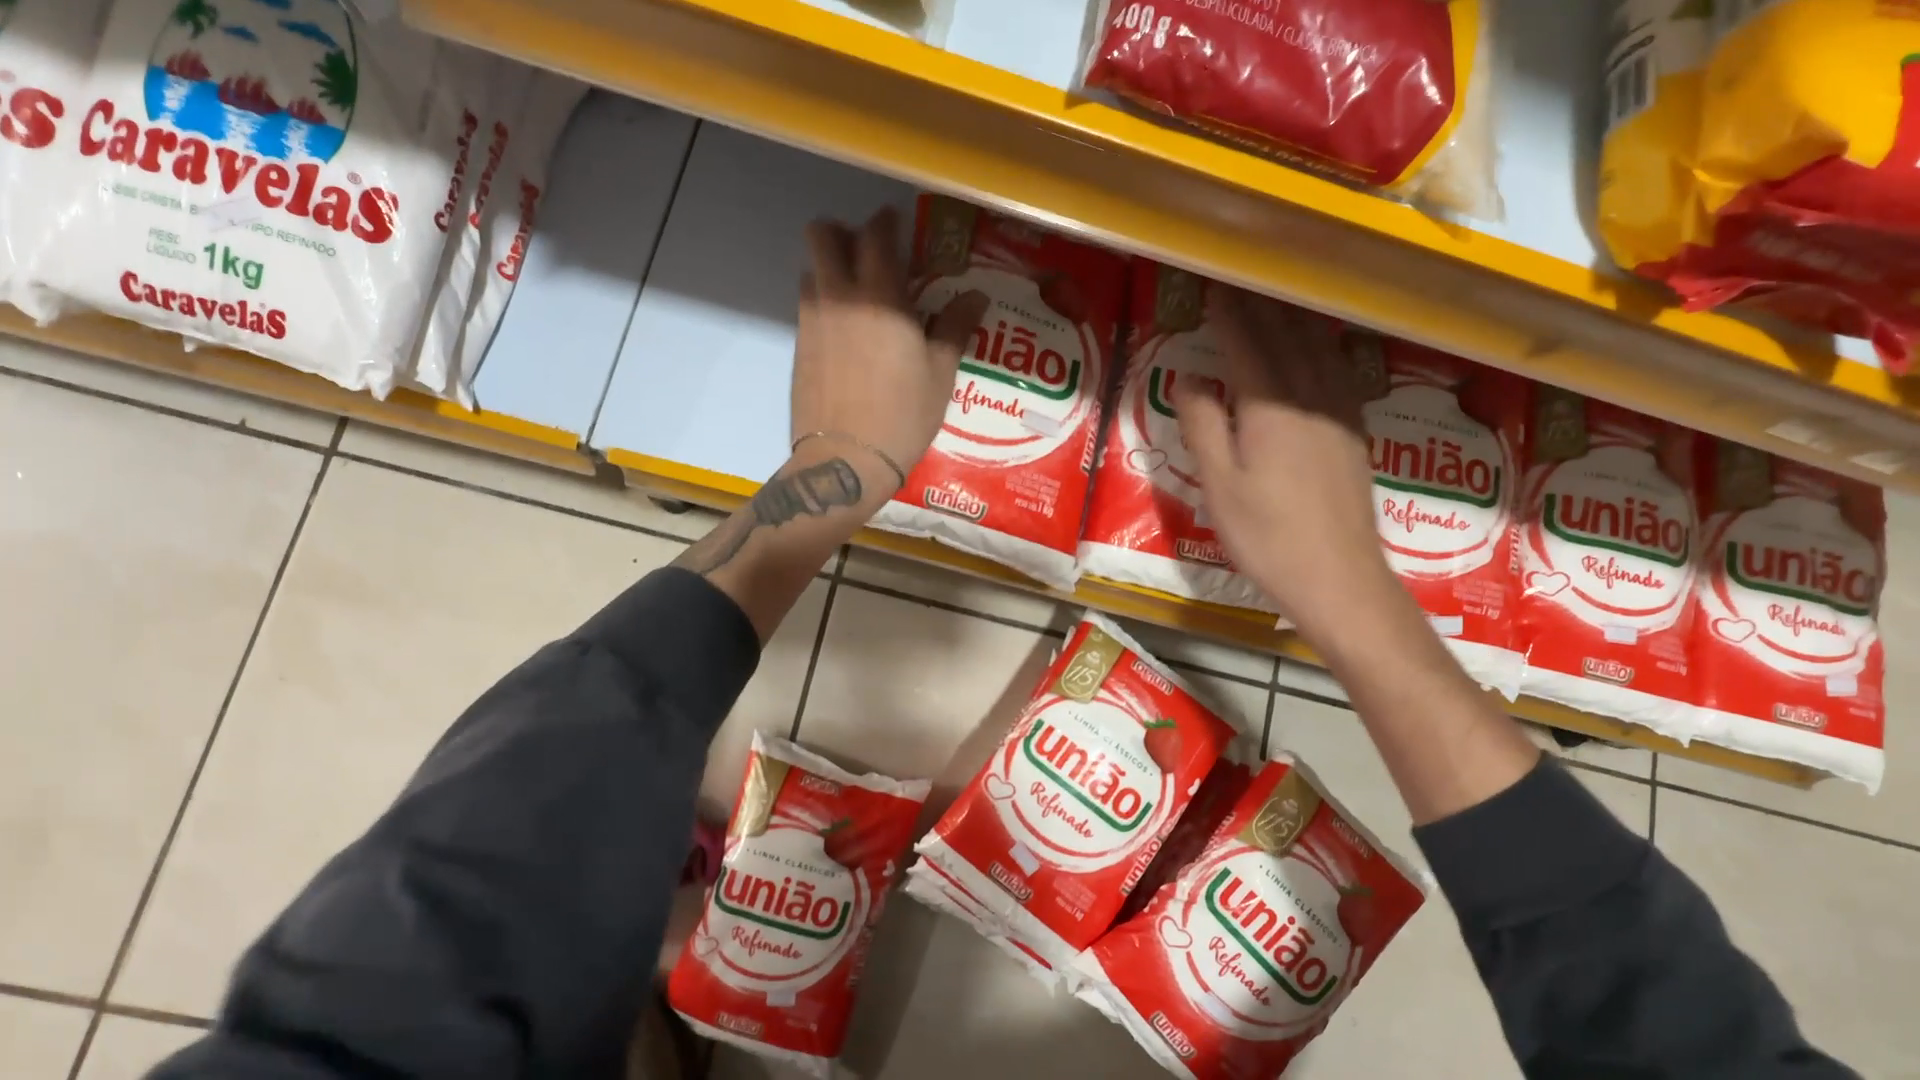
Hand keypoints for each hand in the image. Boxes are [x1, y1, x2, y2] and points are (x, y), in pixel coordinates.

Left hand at [792, 208, 988, 488]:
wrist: (845, 461)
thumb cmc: (903, 415)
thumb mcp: (940, 373)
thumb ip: (954, 326)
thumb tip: (976, 295)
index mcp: (880, 296)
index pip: (876, 234)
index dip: (886, 222)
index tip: (897, 225)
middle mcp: (838, 297)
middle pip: (821, 236)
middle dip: (842, 232)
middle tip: (869, 251)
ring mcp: (812, 321)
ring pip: (811, 270)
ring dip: (830, 267)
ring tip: (858, 292)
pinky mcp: (799, 347)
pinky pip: (807, 305)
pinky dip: (824, 302)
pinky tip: (846, 331)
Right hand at [1176, 287, 1402, 640]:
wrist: (1339, 578)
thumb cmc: (1267, 536)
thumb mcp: (1219, 485)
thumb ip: (1203, 426)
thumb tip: (1190, 378)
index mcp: (1271, 406)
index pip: (1247, 343)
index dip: (1227, 314)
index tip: (1210, 287)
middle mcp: (1311, 396)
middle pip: (1287, 336)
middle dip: (1260, 308)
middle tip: (1238, 283)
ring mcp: (1341, 413)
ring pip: (1318, 348)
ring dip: (1294, 320)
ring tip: (1275, 301)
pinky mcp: (1355, 432)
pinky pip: (1338, 370)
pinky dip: (1321, 347)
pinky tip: (1317, 349)